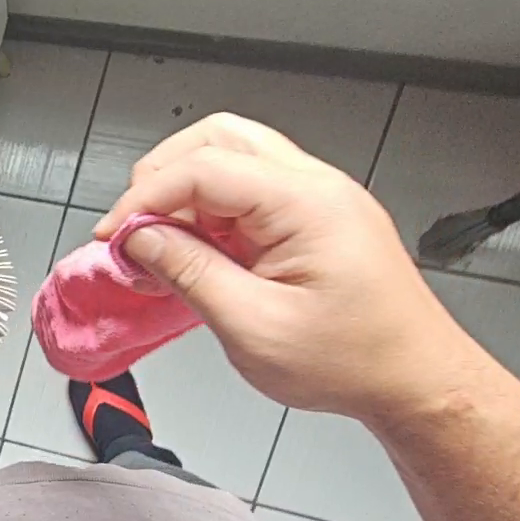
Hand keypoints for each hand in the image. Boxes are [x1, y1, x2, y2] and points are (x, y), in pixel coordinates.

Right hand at [93, 113, 490, 426]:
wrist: (409, 379)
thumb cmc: (350, 360)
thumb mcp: (252, 326)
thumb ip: (189, 273)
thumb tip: (139, 239)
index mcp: (307, 205)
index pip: (203, 168)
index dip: (143, 198)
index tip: (110, 237)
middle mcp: (313, 188)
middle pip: (216, 140)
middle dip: (157, 180)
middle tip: (129, 231)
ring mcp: (310, 201)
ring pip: (225, 161)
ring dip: (177, 196)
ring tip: (153, 246)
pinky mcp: (302, 221)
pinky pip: (237, 196)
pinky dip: (198, 216)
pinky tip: (182, 254)